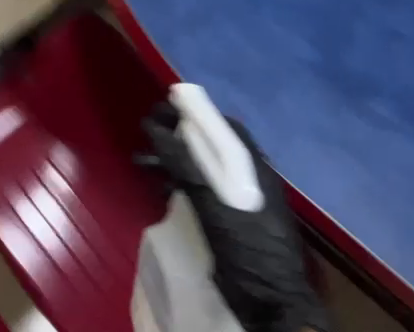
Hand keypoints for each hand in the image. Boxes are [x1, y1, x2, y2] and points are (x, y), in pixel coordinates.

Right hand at [141, 109, 329, 331]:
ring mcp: (236, 202)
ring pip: (200, 167)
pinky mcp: (225, 221)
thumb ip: (188, 168)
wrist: (272, 306)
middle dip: (177, 134)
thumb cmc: (249, 251)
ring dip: (171, 159)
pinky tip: (156, 187)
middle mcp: (247, 181)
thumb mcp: (216, 207)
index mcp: (254, 171)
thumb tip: (158, 129)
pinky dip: (175, 183)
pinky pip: (197, 190)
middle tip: (145, 130)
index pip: (224, 128)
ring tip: (141, 161)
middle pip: (210, 145)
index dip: (194, 112)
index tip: (163, 107)